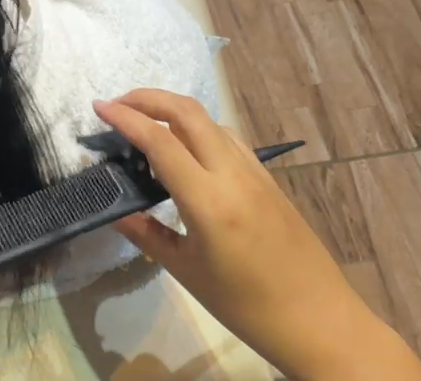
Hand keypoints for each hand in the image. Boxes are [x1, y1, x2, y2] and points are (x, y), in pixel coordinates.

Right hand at [94, 91, 420, 379]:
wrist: (321, 323)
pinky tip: (185, 147)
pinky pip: (226, 137)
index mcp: (209, 200)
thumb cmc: (248, 307)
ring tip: (145, 122)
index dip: (125, 118)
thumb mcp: (187, 272)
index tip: (98, 108)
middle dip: (147, 97)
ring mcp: (254, 171)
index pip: (159, 140)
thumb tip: (114, 209)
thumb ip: (146, 233)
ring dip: (172, 109)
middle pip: (186, 111)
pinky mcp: (267, 177)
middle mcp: (232, 173)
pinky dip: (197, 127)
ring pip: (208, 119)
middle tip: (117, 105)